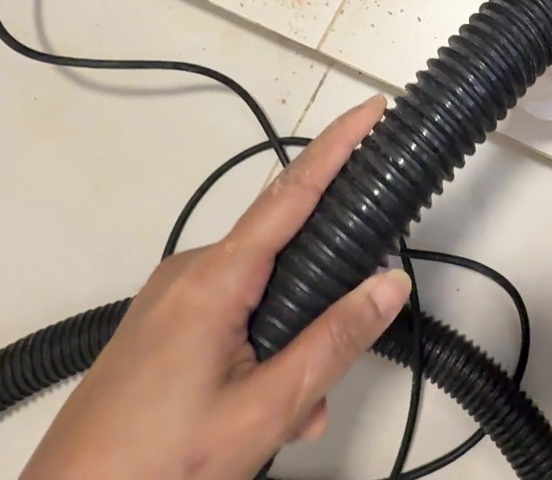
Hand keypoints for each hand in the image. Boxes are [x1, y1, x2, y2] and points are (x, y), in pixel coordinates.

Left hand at [21, 97, 410, 479]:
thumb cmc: (160, 464)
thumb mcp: (264, 410)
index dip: (337, 146)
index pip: (292, 192)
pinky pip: (230, 317)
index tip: (373, 108)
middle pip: (283, 254)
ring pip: (259, 296)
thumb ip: (333, 342)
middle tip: (345, 349)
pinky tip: (266, 411)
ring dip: (293, 341)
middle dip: (324, 295)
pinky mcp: (159, 329)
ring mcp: (170, 300)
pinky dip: (261, 351)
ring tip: (302, 413)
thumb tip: (392, 284)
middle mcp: (191, 273)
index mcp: (214, 278)